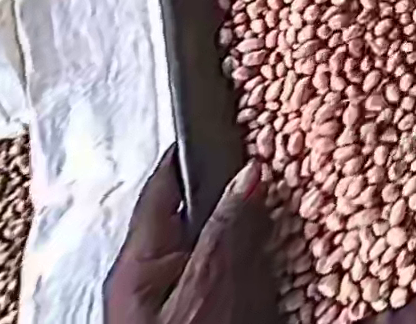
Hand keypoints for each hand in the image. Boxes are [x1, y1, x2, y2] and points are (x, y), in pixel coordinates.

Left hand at [105, 151, 265, 323]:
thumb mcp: (207, 292)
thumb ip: (225, 228)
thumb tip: (250, 167)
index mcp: (138, 261)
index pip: (162, 185)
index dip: (190, 148)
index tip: (224, 115)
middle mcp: (144, 269)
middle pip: (185, 204)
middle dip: (224, 176)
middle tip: (266, 145)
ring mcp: (164, 288)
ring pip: (202, 228)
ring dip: (237, 206)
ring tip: (277, 180)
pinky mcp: (183, 301)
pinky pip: (213, 252)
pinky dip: (240, 234)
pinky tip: (270, 228)